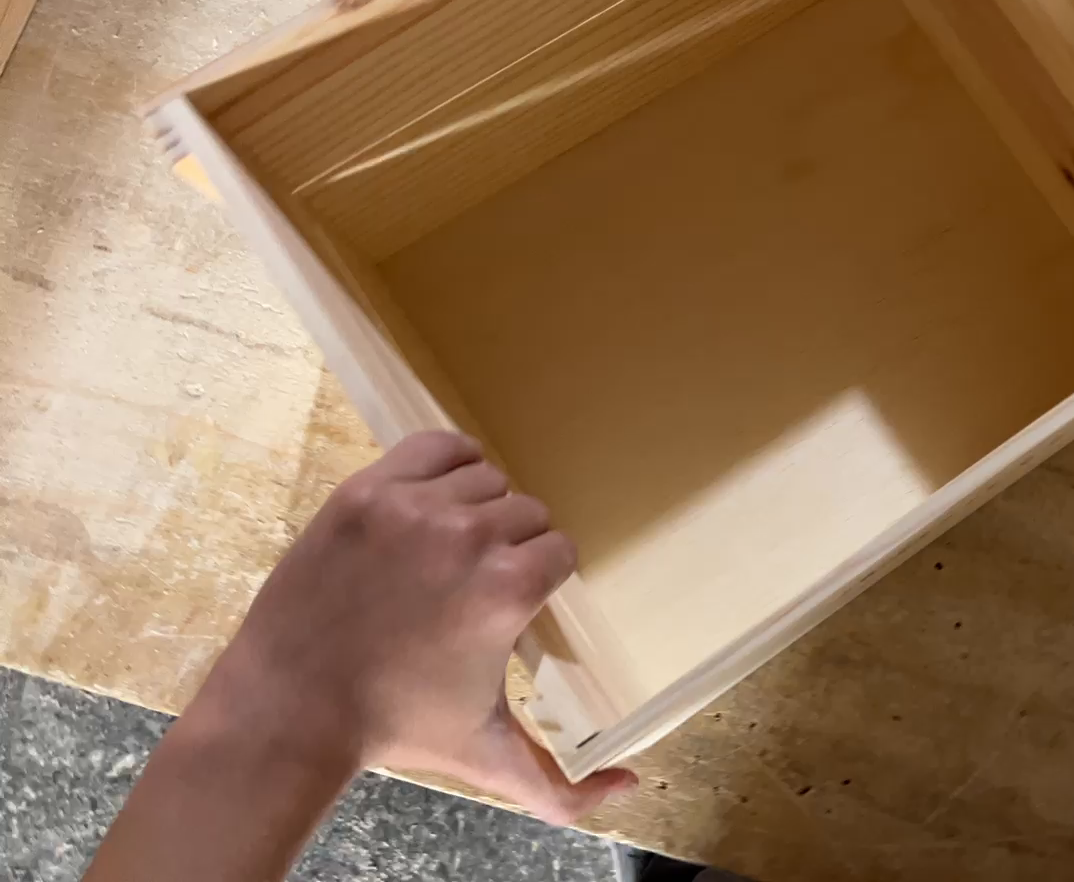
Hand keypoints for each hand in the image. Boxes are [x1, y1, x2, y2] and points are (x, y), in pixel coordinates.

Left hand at [200, 431, 633, 823]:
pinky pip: (440, 444)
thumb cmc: (395, 726)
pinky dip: (447, 461)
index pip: (561, 547)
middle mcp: (473, 537)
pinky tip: (434, 496)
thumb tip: (633, 787)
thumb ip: (562, 783)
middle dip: (510, 544)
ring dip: (478, 506)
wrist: (282, 714)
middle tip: (469, 581)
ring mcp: (417, 509)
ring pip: (490, 478)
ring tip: (443, 548)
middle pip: (529, 511)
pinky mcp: (368, 489)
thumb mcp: (486, 751)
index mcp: (512, 587)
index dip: (539, 574)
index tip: (507, 601)